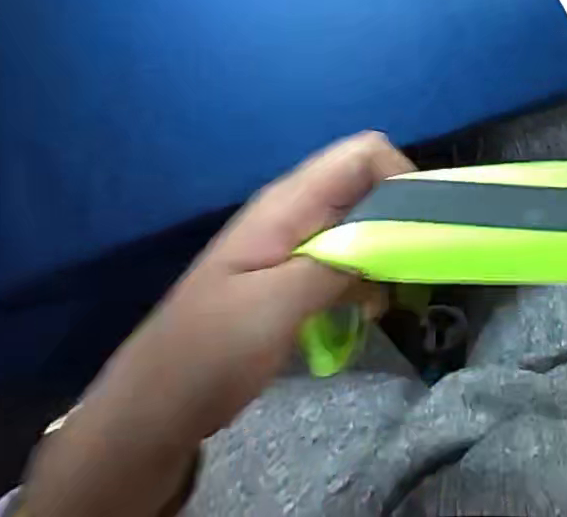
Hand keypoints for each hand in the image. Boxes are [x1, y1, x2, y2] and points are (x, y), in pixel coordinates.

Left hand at [22, 132, 414, 516]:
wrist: (149, 412)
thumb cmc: (208, 353)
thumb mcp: (276, 306)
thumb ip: (340, 261)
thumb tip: (399, 233)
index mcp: (288, 203)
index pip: (362, 153)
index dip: (398, 175)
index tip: (417, 223)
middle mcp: (297, 209)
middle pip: (369, 182)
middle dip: (399, 214)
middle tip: (411, 260)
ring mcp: (297, 239)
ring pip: (365, 218)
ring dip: (387, 248)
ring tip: (389, 292)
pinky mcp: (299, 270)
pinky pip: (351, 251)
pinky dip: (369, 272)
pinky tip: (367, 307)